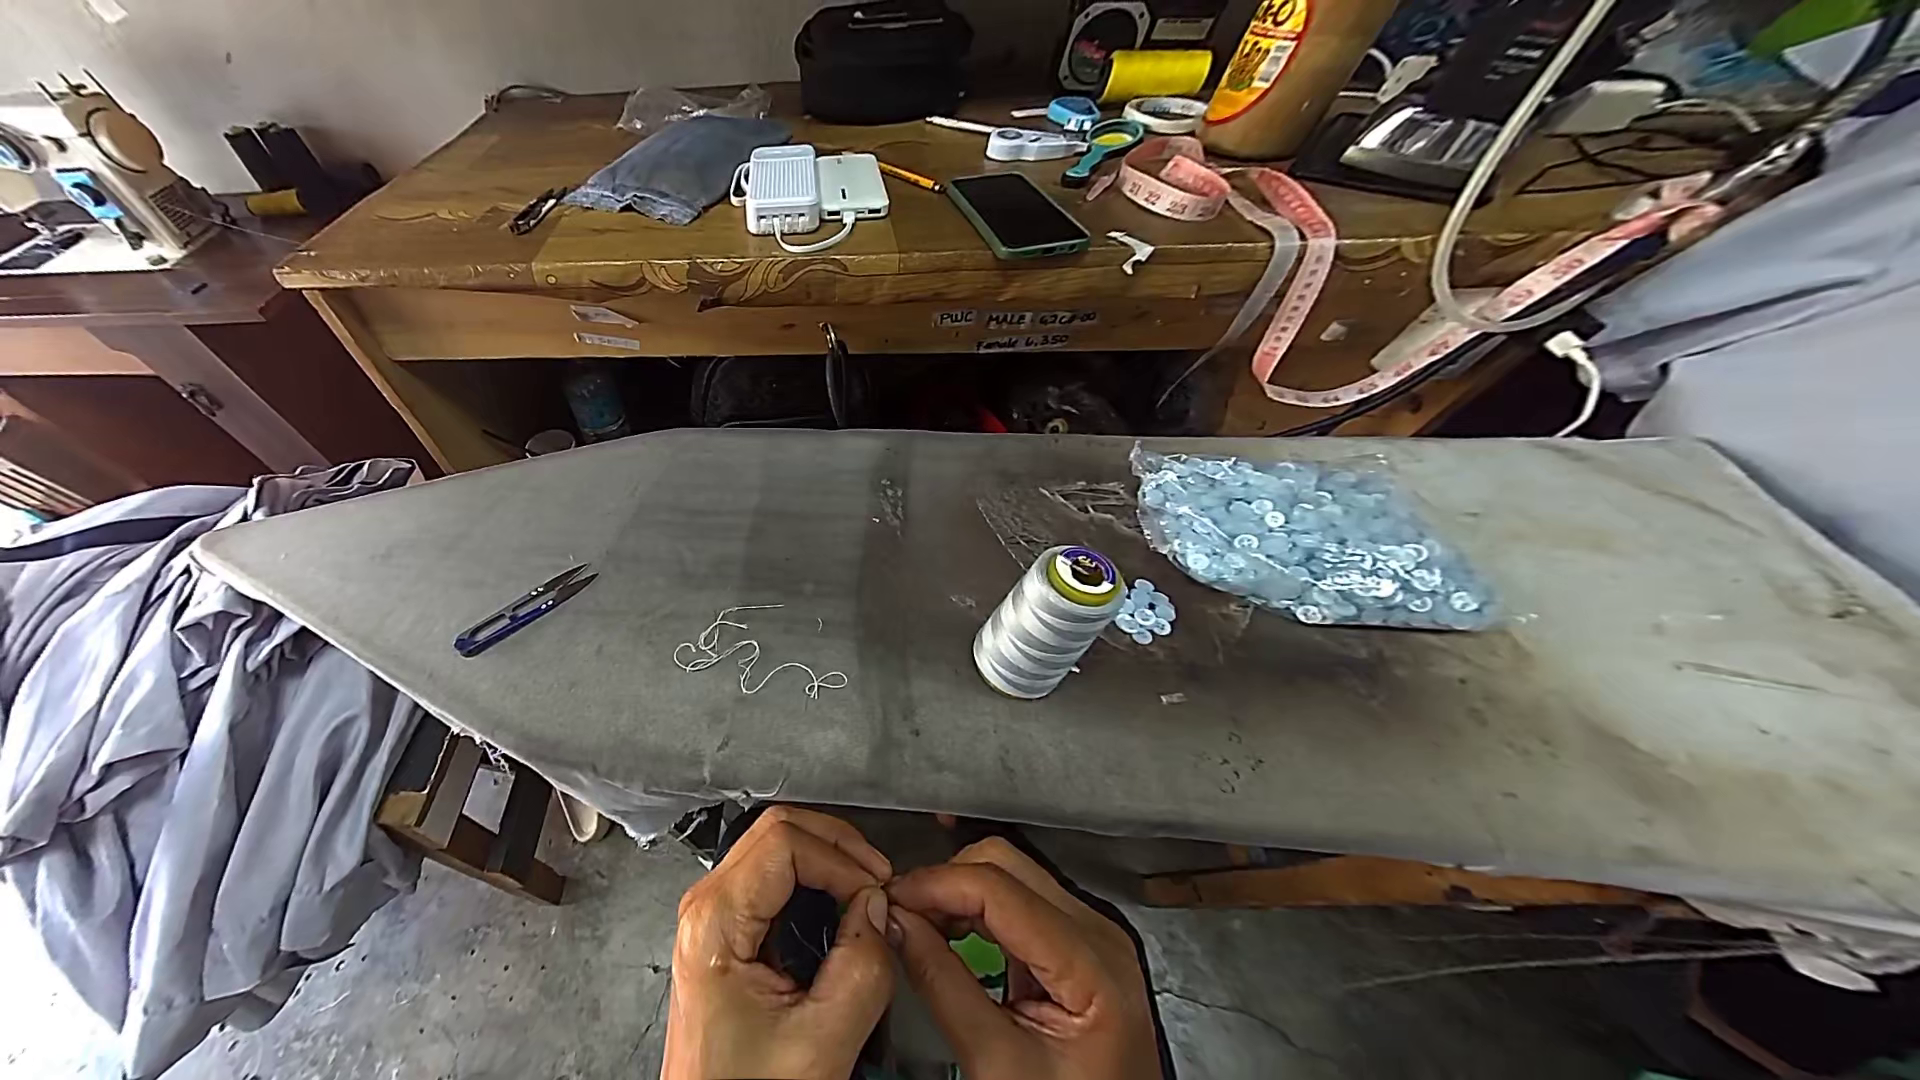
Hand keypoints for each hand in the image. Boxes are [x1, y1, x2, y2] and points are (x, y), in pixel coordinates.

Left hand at [662, 807, 894, 1079]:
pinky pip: (779, 870)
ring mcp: (717, 911)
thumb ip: (864, 965)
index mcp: (716, 923)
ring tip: (866, 889)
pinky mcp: (732, 924)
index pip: (787, 842)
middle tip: (876, 876)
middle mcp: (708, 906)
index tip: (870, 892)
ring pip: (780, 841)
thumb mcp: (822, 1041)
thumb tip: (878, 906)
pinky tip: (843, 902)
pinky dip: (819, 874)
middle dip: (839, 844)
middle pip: (781, 827)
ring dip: (831, 856)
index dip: (840, 859)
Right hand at [886, 837, 1162, 1079]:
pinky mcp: (1077, 939)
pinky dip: (977, 906)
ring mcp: (1091, 930)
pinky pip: (1019, 897)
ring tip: (919, 923)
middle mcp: (1097, 930)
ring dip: (958, 889)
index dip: (938, 884)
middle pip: (1007, 864)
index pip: (1000, 888)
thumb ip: (944, 987)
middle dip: (946, 880)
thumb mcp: (997, 1066)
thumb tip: (899, 924)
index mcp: (1090, 963)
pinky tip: (950, 929)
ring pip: (1011, 872)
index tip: (894, 898)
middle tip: (902, 912)